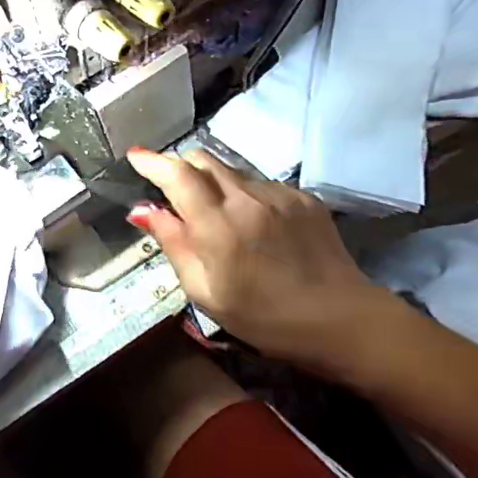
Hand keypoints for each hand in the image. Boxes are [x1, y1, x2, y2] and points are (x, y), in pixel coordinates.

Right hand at [125, 147, 410, 379]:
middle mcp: (247, 198)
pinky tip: (255, 227)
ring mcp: (279, 193)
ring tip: (218, 218)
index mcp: (218, 226)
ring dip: (212, 183)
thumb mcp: (206, 293)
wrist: (343, 320)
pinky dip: (244, 195)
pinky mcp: (302, 196)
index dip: (152, 162)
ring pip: (231, 170)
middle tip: (171, 190)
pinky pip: (259, 183)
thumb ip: (174, 244)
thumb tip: (144, 210)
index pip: (177, 175)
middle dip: (179, 167)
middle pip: (202, 159)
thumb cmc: (265, 319)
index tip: (135, 156)